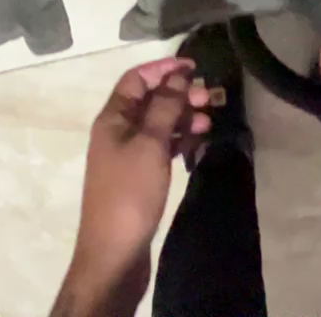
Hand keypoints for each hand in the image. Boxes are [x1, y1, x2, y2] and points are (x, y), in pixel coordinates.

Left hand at [62, 57, 211, 307]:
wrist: (114, 254)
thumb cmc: (130, 192)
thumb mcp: (150, 143)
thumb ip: (165, 107)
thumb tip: (177, 75)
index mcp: (112, 118)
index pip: (136, 78)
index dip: (163, 67)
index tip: (193, 66)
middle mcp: (117, 131)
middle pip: (149, 100)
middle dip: (178, 94)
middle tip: (208, 96)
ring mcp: (127, 154)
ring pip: (158, 123)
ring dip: (182, 117)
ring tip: (208, 120)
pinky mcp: (139, 175)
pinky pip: (161, 146)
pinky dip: (179, 139)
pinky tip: (198, 141)